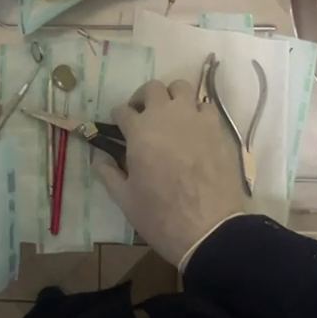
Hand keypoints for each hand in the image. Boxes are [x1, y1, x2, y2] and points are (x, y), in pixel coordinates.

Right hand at [94, 79, 246, 268]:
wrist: (209, 229)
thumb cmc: (160, 216)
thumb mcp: (125, 199)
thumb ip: (108, 174)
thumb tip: (98, 159)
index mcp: (140, 130)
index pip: (122, 111)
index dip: (118, 118)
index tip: (119, 127)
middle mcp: (166, 115)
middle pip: (152, 89)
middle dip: (143, 99)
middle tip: (143, 117)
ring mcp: (195, 119)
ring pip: (181, 88)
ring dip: (172, 98)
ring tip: (171, 116)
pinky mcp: (218, 128)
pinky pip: (205, 107)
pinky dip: (197, 112)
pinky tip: (195, 130)